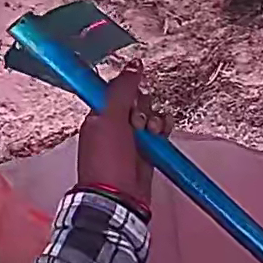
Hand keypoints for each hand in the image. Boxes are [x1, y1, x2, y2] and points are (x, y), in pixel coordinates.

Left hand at [77, 67, 163, 206]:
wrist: (119, 198)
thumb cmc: (106, 160)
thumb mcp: (110, 118)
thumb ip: (122, 90)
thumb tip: (134, 65)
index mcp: (99, 114)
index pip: (117, 90)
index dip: (127, 90)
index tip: (133, 94)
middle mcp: (114, 124)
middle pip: (136, 101)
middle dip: (142, 107)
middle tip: (136, 122)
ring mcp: (131, 138)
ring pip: (149, 114)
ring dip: (154, 119)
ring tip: (150, 132)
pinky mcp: (147, 150)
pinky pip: (159, 130)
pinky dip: (163, 128)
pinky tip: (161, 132)